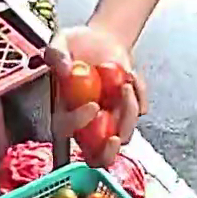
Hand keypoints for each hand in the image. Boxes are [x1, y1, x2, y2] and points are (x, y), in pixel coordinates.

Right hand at [47, 24, 146, 167]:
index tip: (92, 105)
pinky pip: (140, 112)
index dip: (79, 124)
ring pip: (125, 135)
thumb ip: (56, 52)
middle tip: (114, 139)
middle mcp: (89, 125)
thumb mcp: (61, 41)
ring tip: (126, 82)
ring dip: (129, 110)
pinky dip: (140, 94)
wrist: (103, 39)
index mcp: (66, 112)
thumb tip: (61, 66)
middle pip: (97, 158)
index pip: (67, 131)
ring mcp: (111, 121)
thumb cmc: (78, 45)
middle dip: (108, 154)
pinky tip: (132, 75)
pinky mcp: (129, 113)